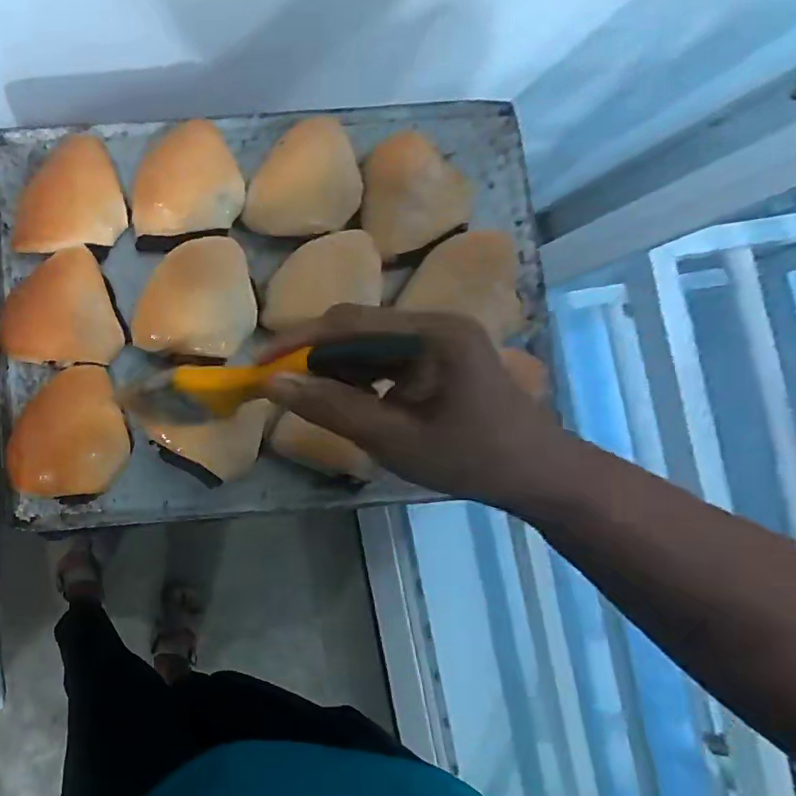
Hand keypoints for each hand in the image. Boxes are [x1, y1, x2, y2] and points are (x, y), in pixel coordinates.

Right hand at [258, 304, 572, 507]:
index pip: (348, 323)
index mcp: (432, 334)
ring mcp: (436, 336)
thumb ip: (330, 408)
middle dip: (312, 355)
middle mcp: (433, 322)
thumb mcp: (391, 438)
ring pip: (364, 341)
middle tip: (280, 388)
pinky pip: (381, 355)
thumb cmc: (469, 458)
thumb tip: (273, 383)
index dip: (297, 341)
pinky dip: (355, 375)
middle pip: (354, 326)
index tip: (259, 365)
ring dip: (332, 367)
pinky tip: (351, 401)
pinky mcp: (435, 353)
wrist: (536, 473)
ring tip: (314, 401)